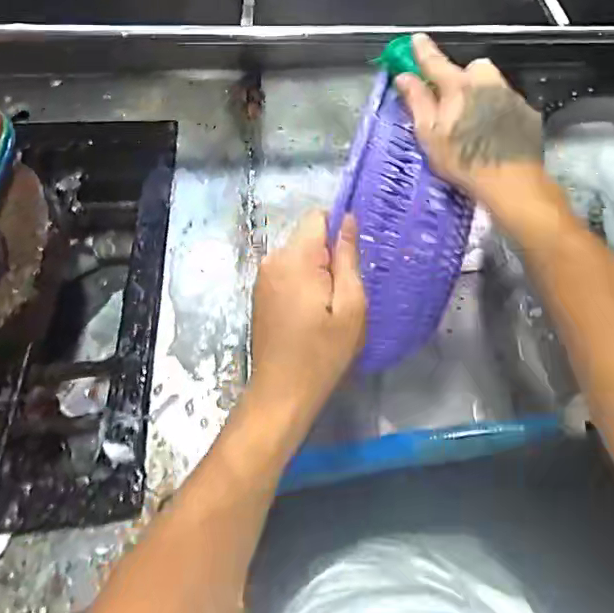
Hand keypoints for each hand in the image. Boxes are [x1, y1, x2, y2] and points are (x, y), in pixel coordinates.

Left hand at [248, 211, 365, 424]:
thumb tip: (349, 219)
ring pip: (301, 253)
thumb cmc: (322, 353)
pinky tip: (314, 312)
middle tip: (344, 291)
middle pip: (309, 235)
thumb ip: (348, 258)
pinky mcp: (261, 292)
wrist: (281, 395)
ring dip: (319, 270)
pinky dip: (305, 281)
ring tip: (331, 305)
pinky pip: (290, 270)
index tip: (352, 260)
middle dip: (330, 254)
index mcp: (295, 259)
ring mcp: (263, 277)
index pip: (318, 217)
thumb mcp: (351, 306)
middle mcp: (273, 260)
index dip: (340, 231)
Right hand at [393, 34, 550, 210]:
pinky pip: (508, 102)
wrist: (512, 182)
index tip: (417, 39)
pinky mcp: (527, 112)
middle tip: (453, 100)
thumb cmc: (464, 161)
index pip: (435, 60)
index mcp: (459, 85)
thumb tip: (405, 77)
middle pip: (472, 68)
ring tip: (474, 121)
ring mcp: (511, 95)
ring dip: (481, 94)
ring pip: (492, 84)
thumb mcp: (429, 134)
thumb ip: (417, 101)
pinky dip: (499, 110)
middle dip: (462, 77)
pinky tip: (495, 132)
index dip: (422, 50)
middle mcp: (487, 82)